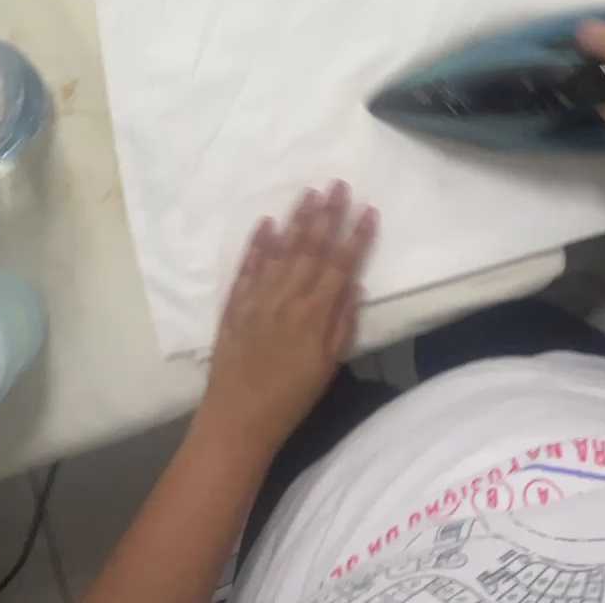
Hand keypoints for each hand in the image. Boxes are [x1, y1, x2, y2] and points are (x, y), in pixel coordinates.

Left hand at [199, 182, 375, 451]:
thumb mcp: (329, 365)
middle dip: (328, 214)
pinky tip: (267, 222)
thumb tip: (354, 284)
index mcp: (315, 312)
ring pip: (282, 249)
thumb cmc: (293, 396)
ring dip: (296, 219)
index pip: (341, 264)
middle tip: (338, 184)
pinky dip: (257, 244)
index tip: (369, 210)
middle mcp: (288, 297)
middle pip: (312, 247)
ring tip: (309, 192)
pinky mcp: (235, 304)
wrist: (238, 419)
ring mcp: (259, 297)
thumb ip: (342, 323)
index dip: (357, 236)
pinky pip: (248, 267)